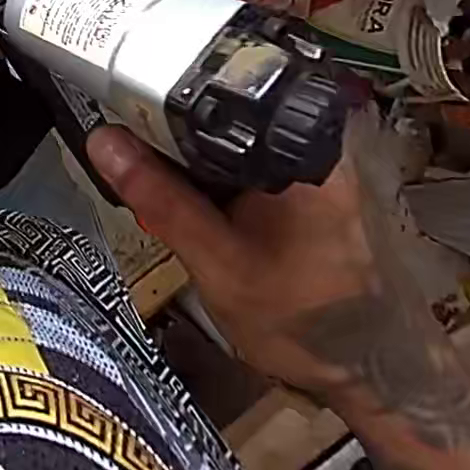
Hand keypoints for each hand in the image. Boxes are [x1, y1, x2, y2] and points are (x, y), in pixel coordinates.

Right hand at [87, 120, 447, 408]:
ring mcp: (307, 164)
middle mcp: (309, 147)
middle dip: (165, 135)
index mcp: (298, 155)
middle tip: (136, 167)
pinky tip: (194, 204)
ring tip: (162, 189)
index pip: (210, 99)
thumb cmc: (304, 323)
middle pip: (212, 114)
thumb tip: (105, 143)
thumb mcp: (217, 263)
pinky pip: (236, 159)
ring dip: (182, 157)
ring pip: (220, 137)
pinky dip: (205, 175)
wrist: (364, 371)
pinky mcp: (298, 182)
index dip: (154, 105)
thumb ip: (161, 199)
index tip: (118, 127)